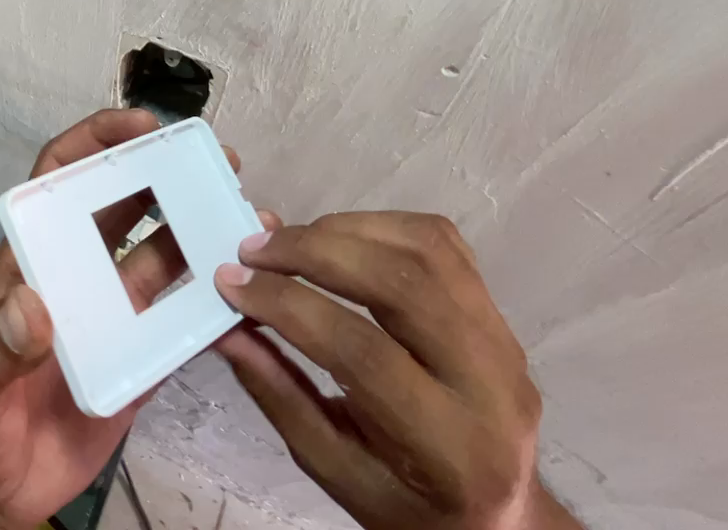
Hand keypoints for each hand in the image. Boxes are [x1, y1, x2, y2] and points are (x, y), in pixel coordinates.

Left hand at [0, 108, 238, 529]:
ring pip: (163, 261)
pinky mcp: (139, 364)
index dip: (97, 141)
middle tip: (220, 164)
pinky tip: (248, 295)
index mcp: (33, 261)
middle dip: (167, 176)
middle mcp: (77, 277)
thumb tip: (32, 306)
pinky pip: (181, 325)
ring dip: (202, 236)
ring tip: (249, 221)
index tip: (144, 124)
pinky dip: (213, 307)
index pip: (60, 178)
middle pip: (124, 207)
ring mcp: (111, 318)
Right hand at [214, 212, 581, 529]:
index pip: (362, 352)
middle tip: (252, 249)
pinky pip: (440, 241)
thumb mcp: (332, 468)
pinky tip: (336, 239)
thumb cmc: (407, 502)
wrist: (501, 511)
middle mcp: (490, 383)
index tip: (230, 282)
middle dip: (312, 251)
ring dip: (342, 230)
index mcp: (448, 446)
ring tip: (287, 241)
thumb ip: (278, 394)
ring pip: (423, 248)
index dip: (288, 306)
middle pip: (400, 283)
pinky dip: (377, 225)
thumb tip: (225, 325)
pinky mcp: (496, 308)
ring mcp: (502, 337)